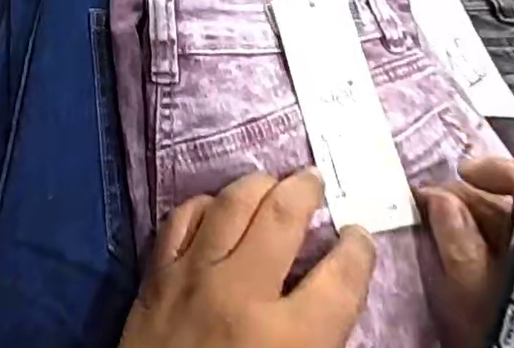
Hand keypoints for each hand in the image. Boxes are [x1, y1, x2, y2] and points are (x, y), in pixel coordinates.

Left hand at [119, 168, 377, 347]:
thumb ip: (317, 334)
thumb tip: (333, 286)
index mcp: (287, 342)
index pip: (340, 277)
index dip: (358, 249)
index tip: (359, 236)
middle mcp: (241, 296)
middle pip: (283, 213)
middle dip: (308, 189)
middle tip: (315, 182)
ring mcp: (192, 280)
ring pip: (233, 202)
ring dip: (260, 184)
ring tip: (273, 184)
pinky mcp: (154, 280)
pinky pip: (183, 218)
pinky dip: (205, 206)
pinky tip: (218, 210)